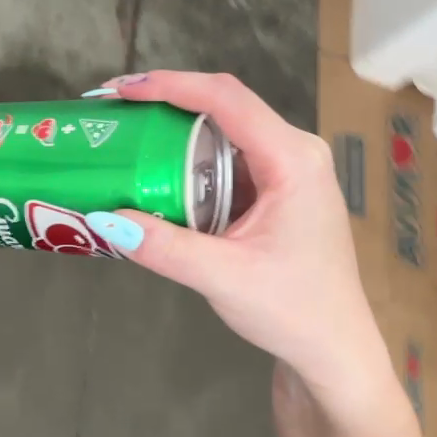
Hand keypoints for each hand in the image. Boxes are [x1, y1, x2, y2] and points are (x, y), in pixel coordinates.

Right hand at [81, 71, 389, 401]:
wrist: (334, 351)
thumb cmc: (293, 311)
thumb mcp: (223, 278)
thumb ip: (164, 247)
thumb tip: (102, 217)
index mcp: (293, 160)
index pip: (227, 99)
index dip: (171, 85)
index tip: (120, 91)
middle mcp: (293, 153)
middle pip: (222, 106)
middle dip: (164, 102)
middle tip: (110, 112)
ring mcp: (286, 170)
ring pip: (221, 132)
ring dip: (171, 131)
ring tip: (122, 135)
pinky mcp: (274, 191)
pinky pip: (223, 159)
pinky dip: (184, 159)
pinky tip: (152, 172)